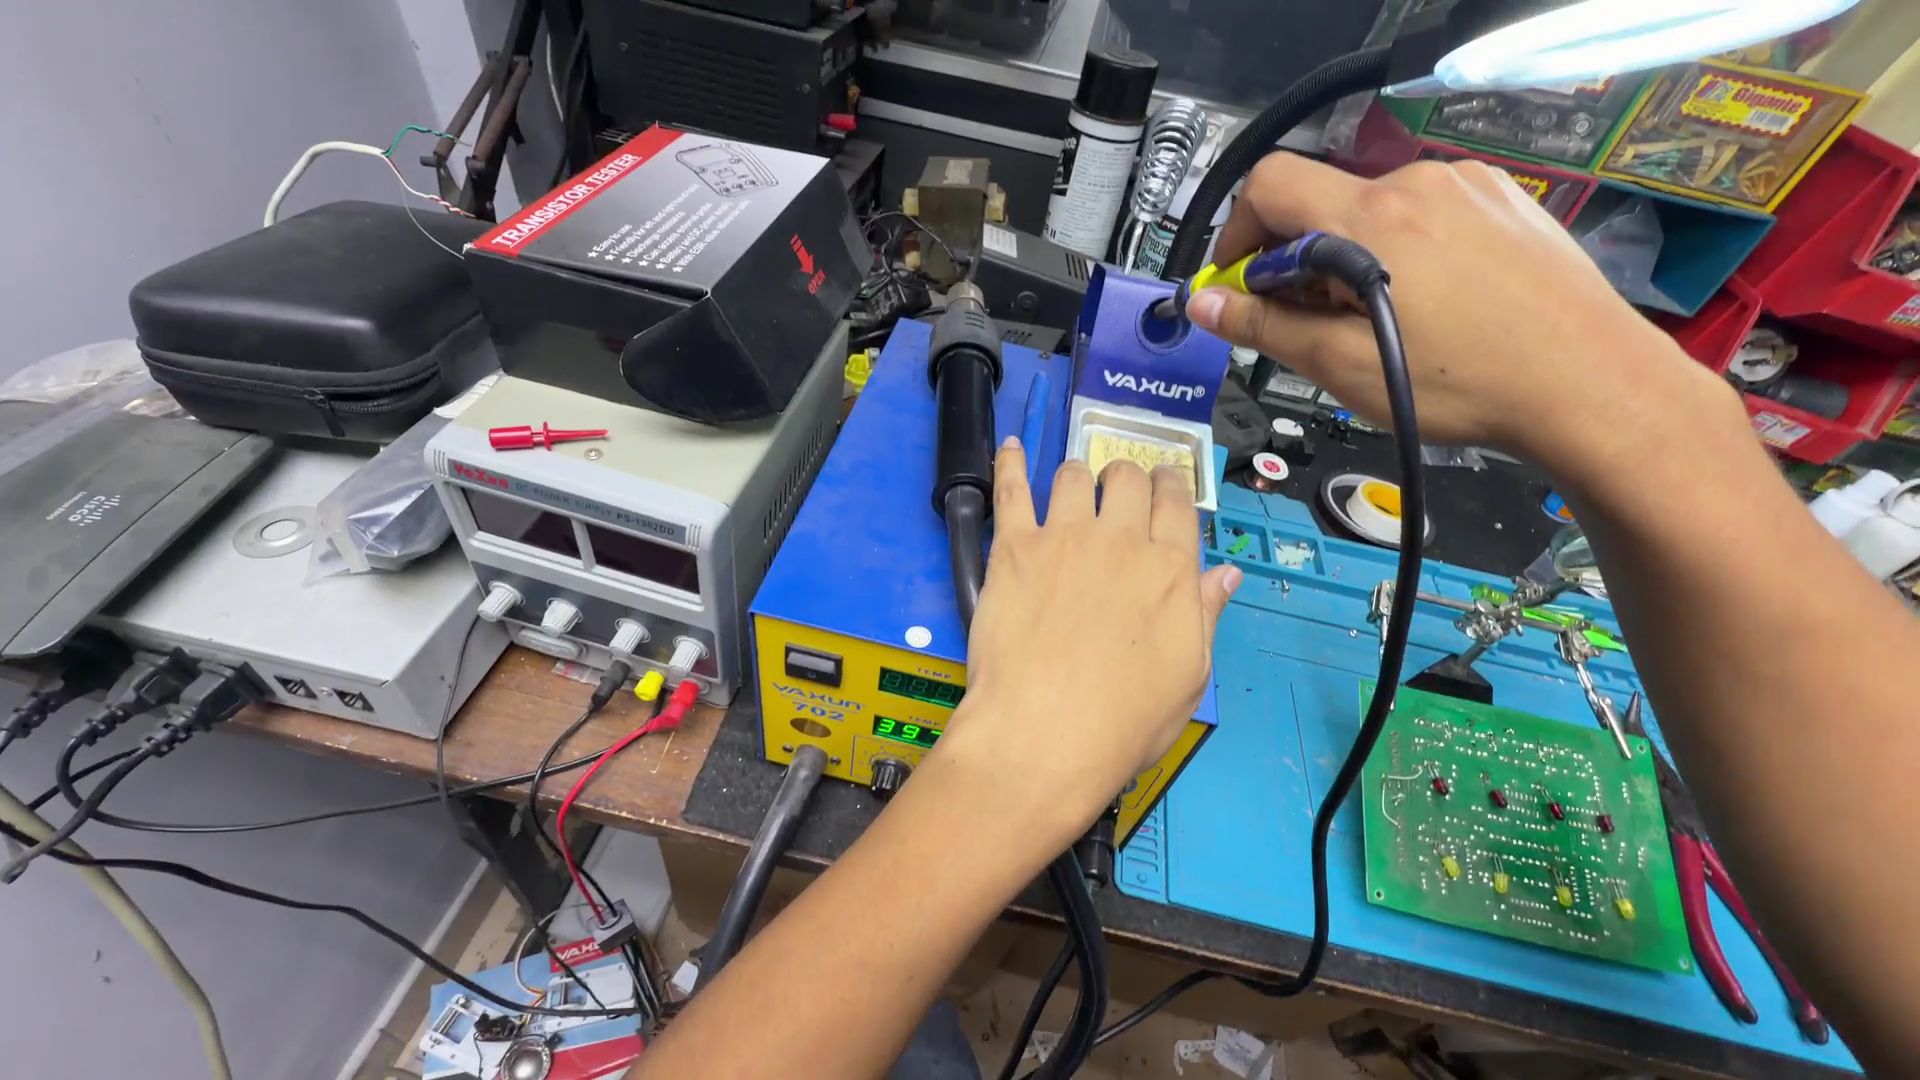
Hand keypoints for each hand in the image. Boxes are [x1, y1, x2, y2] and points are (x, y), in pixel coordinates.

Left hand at [932, 440, 1239, 848]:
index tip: (1165, 485)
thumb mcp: (1189, 676)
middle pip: (1128, 479)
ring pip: (1075, 476)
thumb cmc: (1125, 721)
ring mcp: (1065, 538)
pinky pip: (1012, 489)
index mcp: (1171, 570)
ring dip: (1080, 475)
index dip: (1172, 487)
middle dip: (1128, 476)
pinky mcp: (1014, 548)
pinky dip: (1011, 463)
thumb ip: (1206, 614)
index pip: (1178, 505)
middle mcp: (1122, 540)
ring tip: (1075, 484)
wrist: (1045, 733)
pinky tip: (1013, 447)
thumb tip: (1226, 573)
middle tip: (1119, 489)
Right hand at [1186, 153, 1734, 465]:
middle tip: (1305, 319)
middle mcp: (1416, 184)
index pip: (1269, 184)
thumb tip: (1203, 303)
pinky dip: (1397, 249)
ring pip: (1370, 210)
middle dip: (1293, 257)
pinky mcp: (1501, 198)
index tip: (1239, 284)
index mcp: (1370, 220)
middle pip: (1319, 200)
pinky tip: (1423, 300)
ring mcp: (1466, 186)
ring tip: (1373, 319)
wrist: (1589, 383)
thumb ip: (1263, 325)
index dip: (1237, 232)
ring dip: (1347, 256)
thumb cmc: (1461, 383)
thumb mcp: (1339, 364)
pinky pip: (1421, 212)